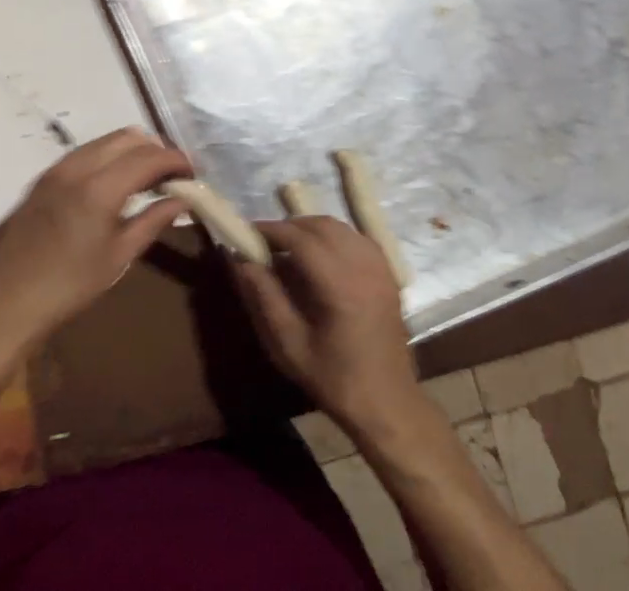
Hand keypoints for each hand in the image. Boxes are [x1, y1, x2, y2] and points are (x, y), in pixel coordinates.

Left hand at [0, 128, 190, 341]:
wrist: (9, 297)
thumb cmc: (70, 285)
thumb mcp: (119, 256)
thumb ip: (152, 221)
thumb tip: (182, 200)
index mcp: (99, 188)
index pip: (148, 157)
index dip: (175, 160)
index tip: (193, 173)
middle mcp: (76, 168)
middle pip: (127, 138)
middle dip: (155, 149)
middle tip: (173, 174)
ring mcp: (56, 170)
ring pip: (104, 141)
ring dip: (131, 150)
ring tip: (148, 177)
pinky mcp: (43, 178)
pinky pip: (84, 152)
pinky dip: (108, 156)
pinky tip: (116, 181)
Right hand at [232, 217, 419, 428]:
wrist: (386, 403)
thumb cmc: (333, 378)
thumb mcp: (288, 343)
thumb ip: (264, 296)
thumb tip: (240, 260)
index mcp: (340, 286)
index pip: (300, 238)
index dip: (271, 230)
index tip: (247, 233)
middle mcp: (364, 268)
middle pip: (322, 226)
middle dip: (289, 227)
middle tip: (264, 243)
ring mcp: (381, 270)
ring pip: (341, 229)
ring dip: (311, 229)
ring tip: (288, 248)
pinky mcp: (388, 277)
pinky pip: (358, 240)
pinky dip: (334, 238)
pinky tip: (320, 256)